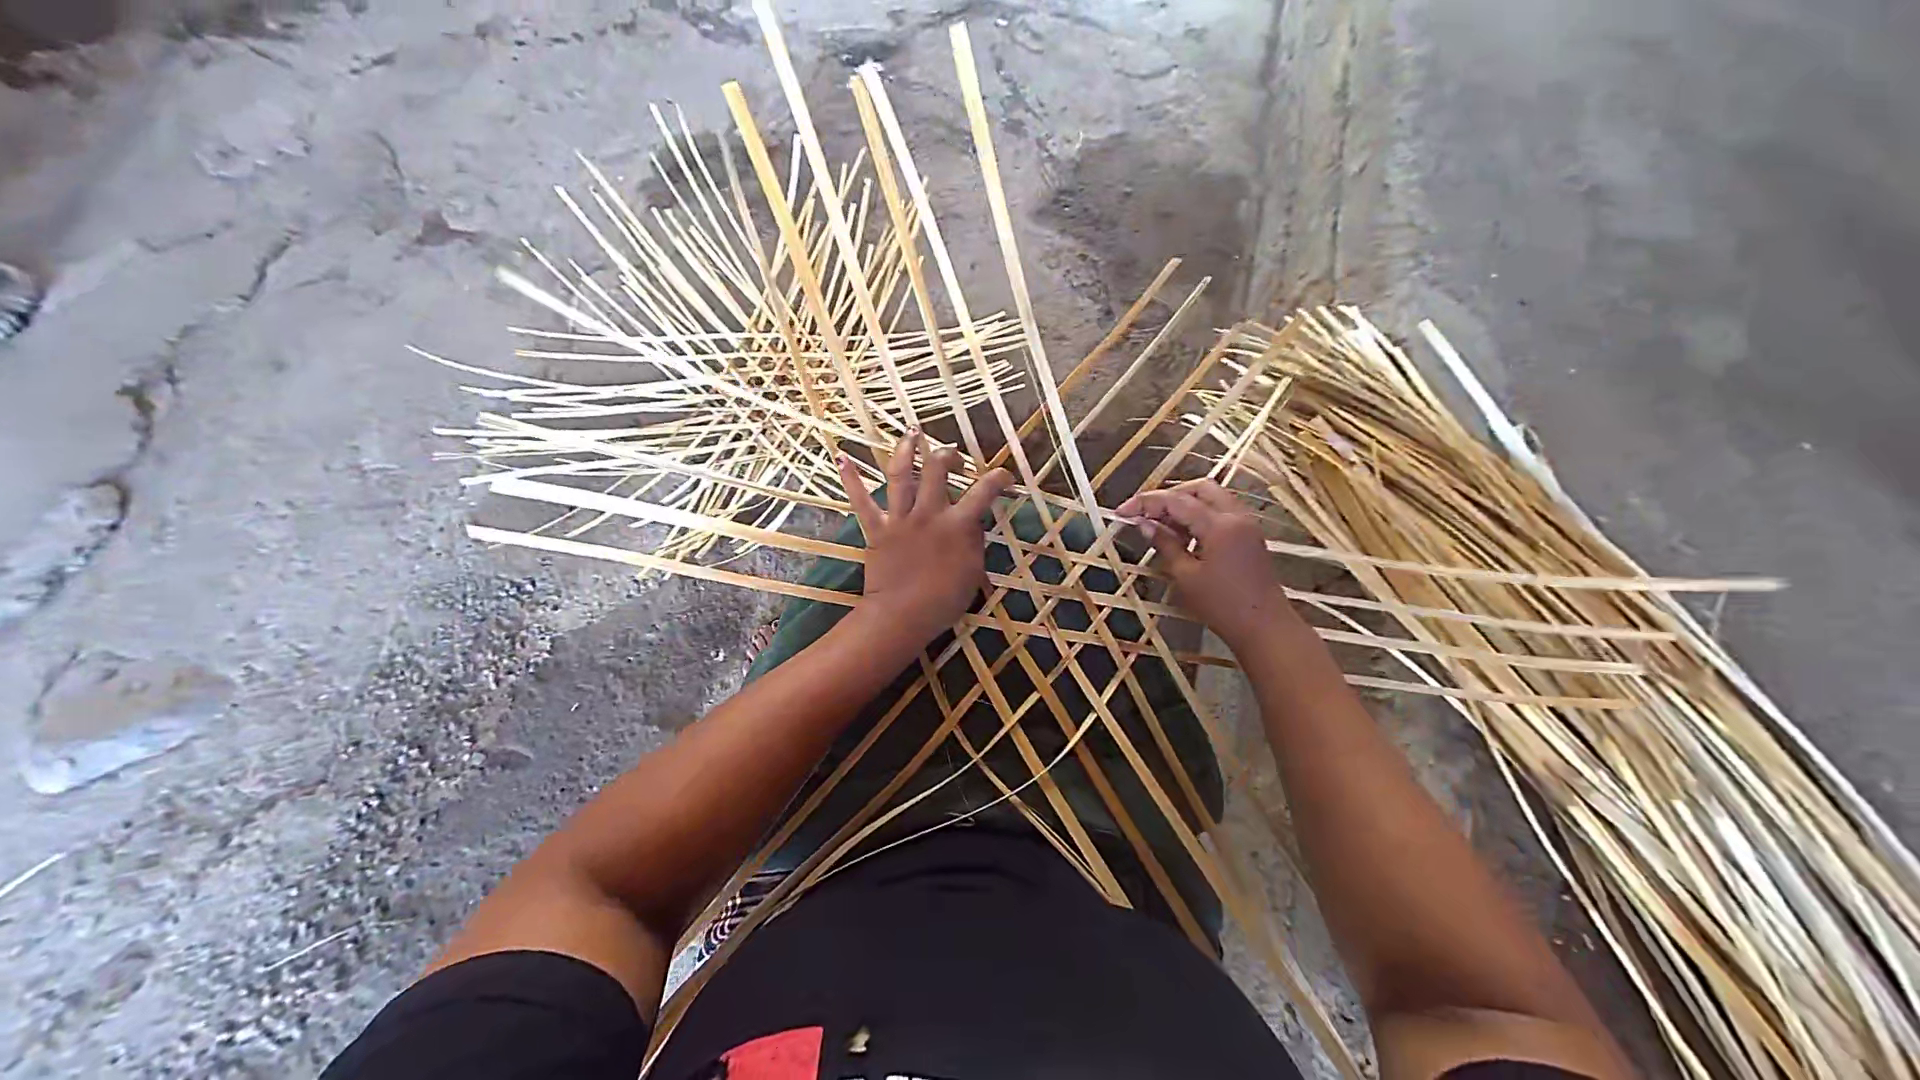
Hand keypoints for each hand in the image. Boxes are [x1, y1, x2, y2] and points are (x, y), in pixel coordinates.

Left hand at [839, 429, 1012, 643]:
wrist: (902, 616)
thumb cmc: (944, 601)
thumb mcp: (973, 572)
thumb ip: (974, 542)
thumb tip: (975, 522)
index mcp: (957, 525)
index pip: (984, 491)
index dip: (998, 478)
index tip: (1004, 476)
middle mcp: (929, 513)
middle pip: (938, 469)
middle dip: (948, 455)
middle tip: (953, 456)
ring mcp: (900, 518)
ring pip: (902, 474)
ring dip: (906, 449)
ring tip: (912, 432)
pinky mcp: (877, 529)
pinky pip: (861, 501)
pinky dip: (851, 480)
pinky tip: (842, 458)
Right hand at [1116, 478, 1299, 650]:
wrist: (1265, 628)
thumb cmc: (1222, 606)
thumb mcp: (1186, 577)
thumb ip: (1165, 545)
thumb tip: (1145, 524)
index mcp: (1219, 525)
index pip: (1176, 501)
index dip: (1145, 503)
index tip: (1121, 512)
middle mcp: (1236, 516)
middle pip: (1199, 489)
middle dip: (1168, 496)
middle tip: (1144, 513)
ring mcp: (1247, 524)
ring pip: (1212, 498)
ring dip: (1185, 505)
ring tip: (1161, 526)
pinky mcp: (1250, 535)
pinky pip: (1222, 512)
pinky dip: (1200, 515)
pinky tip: (1184, 535)